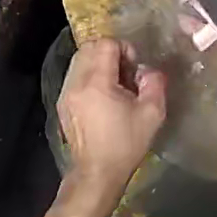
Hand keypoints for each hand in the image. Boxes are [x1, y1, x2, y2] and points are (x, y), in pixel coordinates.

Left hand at [57, 37, 165, 194]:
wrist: (97, 172)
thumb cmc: (125, 144)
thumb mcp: (152, 114)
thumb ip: (154, 83)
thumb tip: (148, 70)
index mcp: (97, 83)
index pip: (105, 44)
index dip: (124, 49)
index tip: (134, 68)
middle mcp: (76, 83)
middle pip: (88, 46)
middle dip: (109, 52)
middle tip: (125, 72)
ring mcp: (65, 92)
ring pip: (79, 59)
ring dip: (98, 62)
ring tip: (114, 85)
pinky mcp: (62, 102)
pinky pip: (74, 75)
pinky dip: (89, 75)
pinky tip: (103, 96)